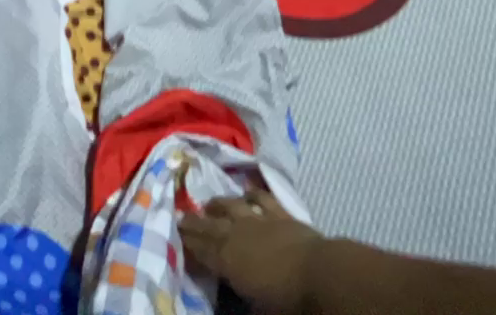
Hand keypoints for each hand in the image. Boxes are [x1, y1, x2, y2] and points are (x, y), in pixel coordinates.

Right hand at [178, 189, 324, 314]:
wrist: (321, 273)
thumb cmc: (287, 298)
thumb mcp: (258, 306)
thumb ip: (242, 295)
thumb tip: (235, 292)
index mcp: (226, 259)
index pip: (199, 249)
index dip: (186, 243)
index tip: (174, 236)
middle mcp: (236, 234)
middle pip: (208, 225)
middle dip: (193, 222)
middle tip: (180, 217)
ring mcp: (257, 220)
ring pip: (230, 205)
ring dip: (218, 204)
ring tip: (209, 204)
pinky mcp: (280, 213)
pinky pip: (261, 198)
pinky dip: (252, 194)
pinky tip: (247, 192)